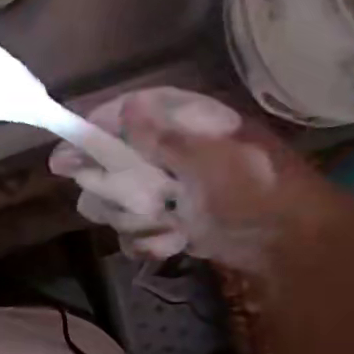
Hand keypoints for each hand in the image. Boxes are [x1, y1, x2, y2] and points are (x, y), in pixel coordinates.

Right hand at [49, 87, 353, 272]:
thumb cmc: (258, 191)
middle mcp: (162, 153)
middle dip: (116, 193)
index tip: (63, 160)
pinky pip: (129, 233)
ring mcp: (160, 190)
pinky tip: (174, 244)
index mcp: (178, 124)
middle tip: (143, 202)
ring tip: (169, 226)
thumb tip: (126, 109)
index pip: (121, 117)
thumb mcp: (214, 160)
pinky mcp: (162, 222)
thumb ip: (164, 139)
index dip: (90, 134)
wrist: (290, 243)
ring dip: (135, 221)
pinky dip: (149, 243)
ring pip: (111, 205)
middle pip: (104, 167)